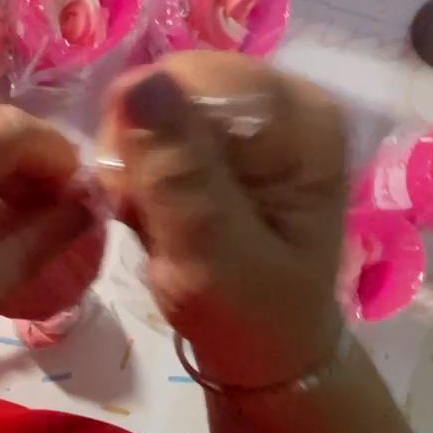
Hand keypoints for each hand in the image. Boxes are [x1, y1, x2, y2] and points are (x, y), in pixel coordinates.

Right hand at [95, 54, 348, 388]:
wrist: (264, 355)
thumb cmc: (247, 316)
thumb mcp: (209, 254)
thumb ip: (176, 173)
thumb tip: (134, 82)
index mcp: (298, 119)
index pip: (189, 78)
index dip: (144, 131)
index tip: (134, 198)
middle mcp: (281, 105)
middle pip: (171, 87)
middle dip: (138, 152)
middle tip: (144, 216)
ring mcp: (254, 125)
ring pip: (156, 112)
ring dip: (135, 170)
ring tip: (153, 222)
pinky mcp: (229, 147)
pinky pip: (158, 137)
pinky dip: (142, 178)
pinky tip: (156, 215)